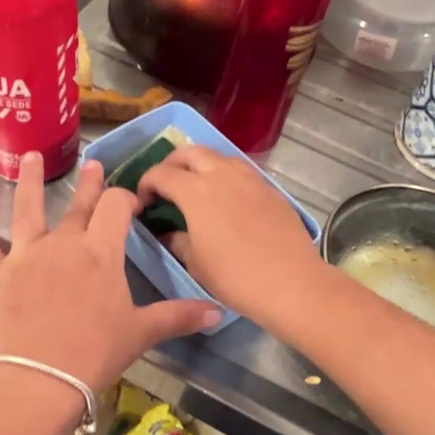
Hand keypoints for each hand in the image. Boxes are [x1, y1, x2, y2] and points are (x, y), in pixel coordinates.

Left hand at [0, 153, 222, 392]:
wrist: (39, 381)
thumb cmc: (94, 354)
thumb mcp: (141, 333)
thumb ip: (179, 316)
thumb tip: (219, 312)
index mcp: (101, 252)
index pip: (116, 208)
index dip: (125, 199)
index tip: (132, 201)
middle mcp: (64, 242)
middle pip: (79, 204)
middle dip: (89, 184)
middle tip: (92, 164)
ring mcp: (26, 254)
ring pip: (27, 208)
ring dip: (31, 181)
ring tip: (32, 156)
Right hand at [136, 146, 323, 321]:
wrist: (290, 282)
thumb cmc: (235, 276)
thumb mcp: (196, 263)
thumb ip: (177, 241)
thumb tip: (169, 233)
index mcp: (196, 191)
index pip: (162, 174)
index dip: (146, 183)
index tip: (143, 199)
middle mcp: (222, 174)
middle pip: (190, 152)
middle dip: (173, 163)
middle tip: (167, 184)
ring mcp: (250, 178)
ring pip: (219, 157)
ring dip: (202, 165)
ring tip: (198, 187)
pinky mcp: (270, 189)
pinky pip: (242, 171)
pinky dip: (226, 176)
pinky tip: (228, 198)